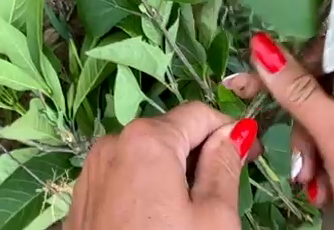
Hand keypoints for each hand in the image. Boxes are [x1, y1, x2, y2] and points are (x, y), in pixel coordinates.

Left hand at [66, 102, 259, 229]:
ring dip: (173, 175)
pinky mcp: (83, 199)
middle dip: (200, 156)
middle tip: (227, 192)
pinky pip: (123, 179)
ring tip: (193, 216)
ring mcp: (93, 171)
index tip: (251, 153)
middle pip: (170, 134)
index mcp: (147, 138)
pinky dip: (146, 190)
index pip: (198, 115)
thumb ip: (224, 168)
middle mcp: (113, 142)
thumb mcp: (214, 220)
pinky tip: (159, 224)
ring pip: (145, 157)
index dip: (229, 131)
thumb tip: (233, 134)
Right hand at [228, 33, 333, 229]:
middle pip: (329, 90)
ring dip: (309, 149)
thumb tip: (262, 45)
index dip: (309, 64)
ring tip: (309, 179)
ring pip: (324, 122)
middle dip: (307, 122)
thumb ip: (301, 94)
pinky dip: (318, 167)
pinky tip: (318, 188)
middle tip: (299, 148)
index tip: (272, 75)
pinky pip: (330, 150)